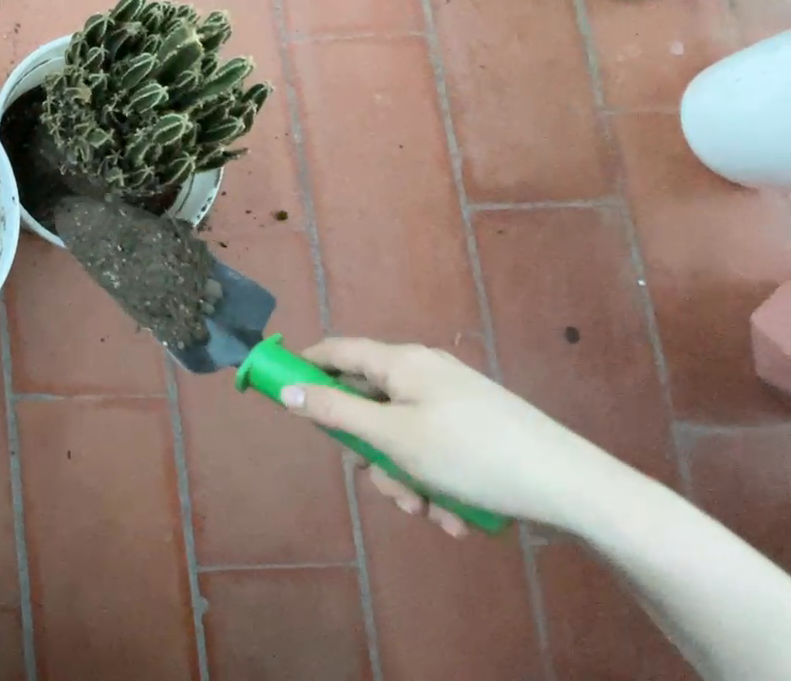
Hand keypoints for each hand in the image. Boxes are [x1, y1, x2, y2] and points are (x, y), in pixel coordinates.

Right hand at [283, 337, 611, 534]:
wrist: (581, 493)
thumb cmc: (474, 456)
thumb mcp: (392, 437)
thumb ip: (334, 411)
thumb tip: (287, 389)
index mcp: (402, 362)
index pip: (335, 351)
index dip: (304, 368)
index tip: (284, 397)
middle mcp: (425, 373)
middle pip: (366, 402)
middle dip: (366, 448)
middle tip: (374, 479)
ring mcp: (454, 402)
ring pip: (399, 435)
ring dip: (402, 476)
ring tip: (425, 510)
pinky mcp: (479, 431)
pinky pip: (434, 451)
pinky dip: (434, 482)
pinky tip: (452, 515)